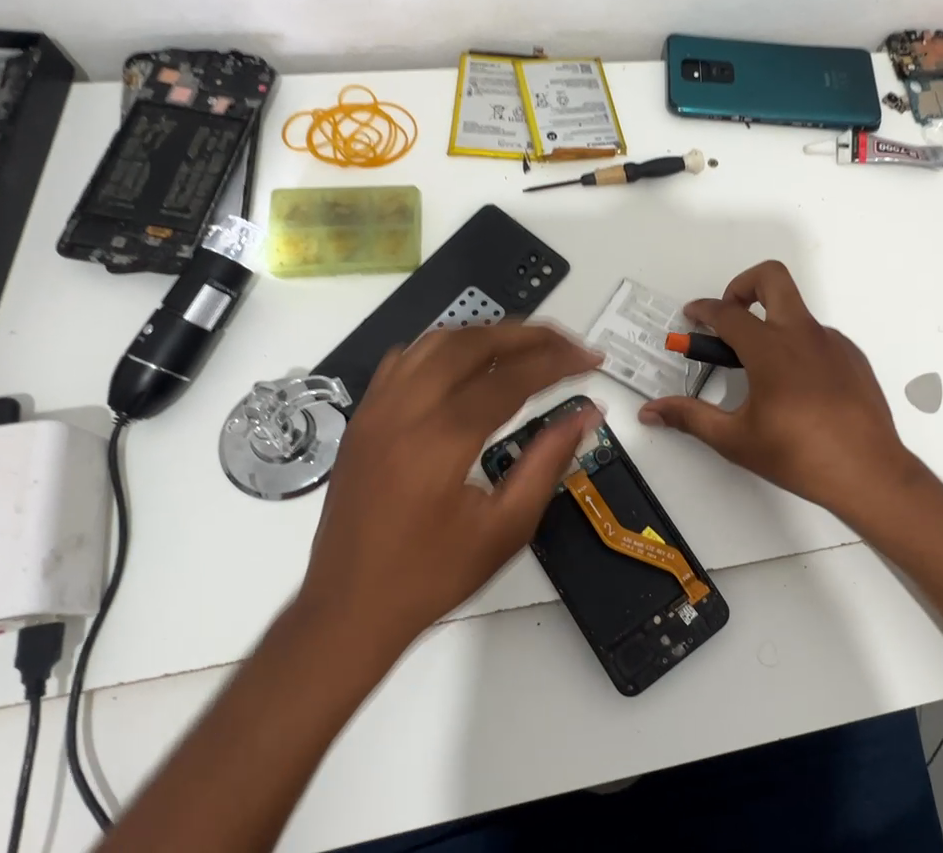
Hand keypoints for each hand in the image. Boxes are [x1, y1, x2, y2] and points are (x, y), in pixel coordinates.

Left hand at [294, 325, 600, 661]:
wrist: (350, 608)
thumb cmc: (433, 575)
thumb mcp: (506, 527)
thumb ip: (548, 461)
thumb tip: (587, 413)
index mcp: (441, 439)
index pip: (511, 376)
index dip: (558, 361)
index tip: (592, 360)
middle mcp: (404, 409)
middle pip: (472, 344)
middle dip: (527, 334)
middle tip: (567, 343)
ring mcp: (376, 410)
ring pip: (434, 342)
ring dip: (486, 335)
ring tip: (526, 345)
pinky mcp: (362, 420)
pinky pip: (403, 361)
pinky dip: (443, 349)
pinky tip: (465, 364)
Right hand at [639, 261, 925, 522]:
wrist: (868, 472)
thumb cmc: (798, 456)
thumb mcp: (736, 439)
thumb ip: (690, 418)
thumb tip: (651, 411)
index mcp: (770, 349)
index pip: (728, 314)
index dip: (704, 311)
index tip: (692, 316)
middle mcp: (803, 335)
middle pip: (771, 278)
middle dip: (742, 285)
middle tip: (730, 318)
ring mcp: (833, 343)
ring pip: (796, 312)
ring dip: (771, 324)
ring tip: (759, 371)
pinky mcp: (853, 358)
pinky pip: (819, 338)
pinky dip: (798, 348)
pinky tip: (795, 389)